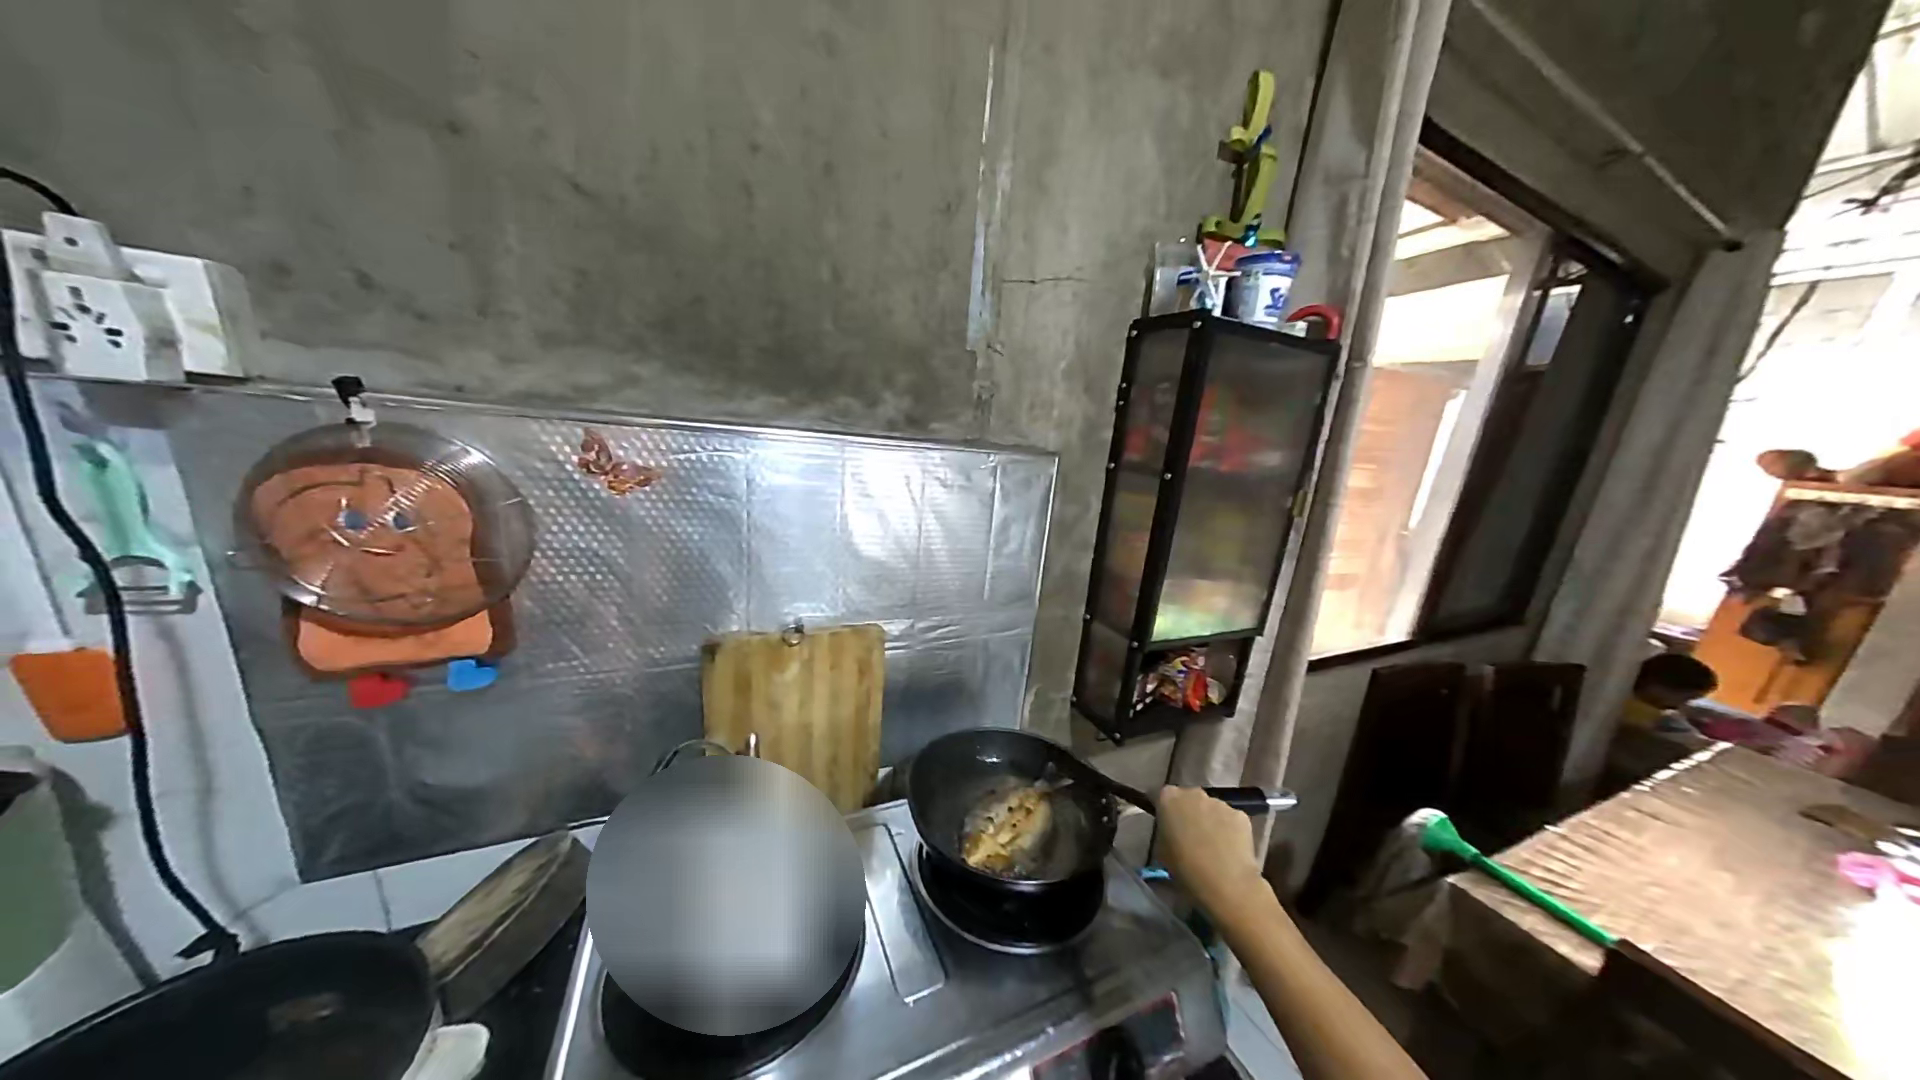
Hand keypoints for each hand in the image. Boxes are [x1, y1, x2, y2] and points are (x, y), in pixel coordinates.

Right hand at [1157, 785, 1261, 910]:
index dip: (1165, 810)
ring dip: (1210, 821)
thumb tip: (1172, 832)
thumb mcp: (1161, 850)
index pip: (1162, 796)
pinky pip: (1231, 820)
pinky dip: (1230, 830)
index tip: (1167, 824)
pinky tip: (1230, 850)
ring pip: (1212, 809)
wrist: (1225, 883)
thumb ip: (1164, 832)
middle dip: (1189, 812)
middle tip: (1191, 835)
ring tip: (1214, 846)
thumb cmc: (1185, 868)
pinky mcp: (1240, 815)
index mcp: (1169, 798)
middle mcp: (1194, 793)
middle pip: (1189, 798)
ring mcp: (1219, 803)